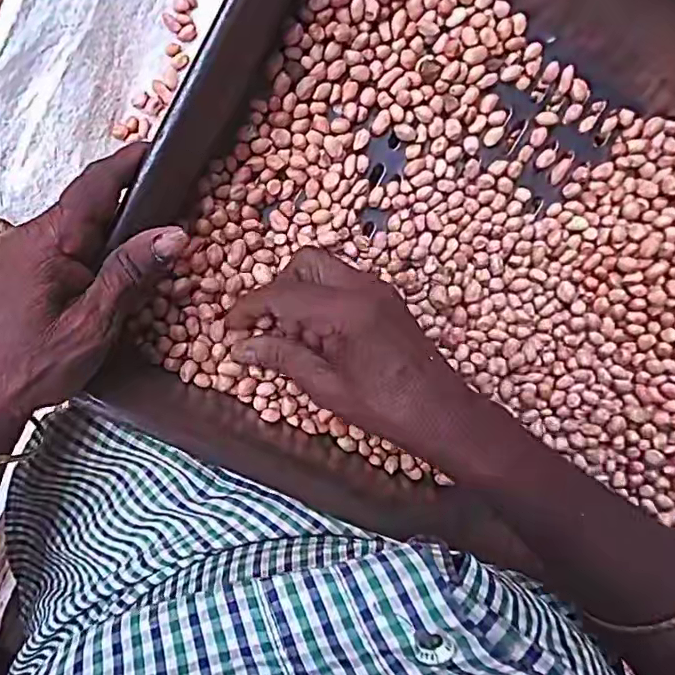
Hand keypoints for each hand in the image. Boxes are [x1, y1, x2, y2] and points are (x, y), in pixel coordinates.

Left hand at [0, 143, 186, 448]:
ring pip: (84, 224)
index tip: (163, 146)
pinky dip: (103, 246)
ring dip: (120, 224)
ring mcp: (30, 254)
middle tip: (177, 194)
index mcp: (48, 240)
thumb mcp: (92, 323)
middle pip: (91, 200)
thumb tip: (173, 234)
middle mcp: (35, 237)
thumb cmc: (31, 366)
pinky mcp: (31, 273)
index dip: (131, 161)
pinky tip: (125, 263)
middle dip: (134, 194)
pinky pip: (74, 246)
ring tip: (160, 228)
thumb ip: (130, 273)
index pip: (96, 184)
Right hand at [224, 247, 510, 467]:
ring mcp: (378, 290)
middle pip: (303, 262)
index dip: (249, 309)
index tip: (230, 327)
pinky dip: (320, 298)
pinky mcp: (386, 299)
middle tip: (266, 326)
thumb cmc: (387, 408)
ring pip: (323, 268)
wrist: (444, 412)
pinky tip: (318, 336)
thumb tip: (243, 347)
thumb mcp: (326, 387)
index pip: (282, 294)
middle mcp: (363, 288)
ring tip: (292, 337)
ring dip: (299, 293)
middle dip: (276, 289)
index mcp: (345, 310)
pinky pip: (341, 283)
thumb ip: (282, 358)